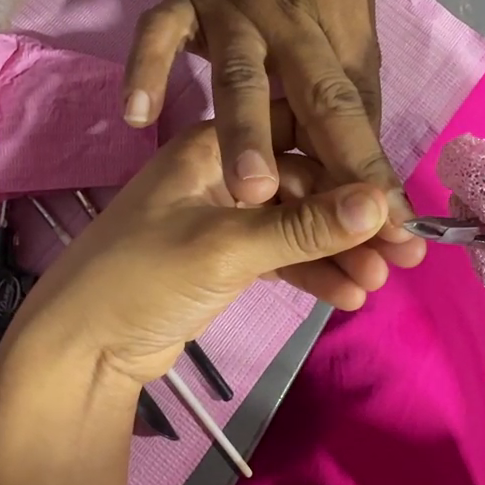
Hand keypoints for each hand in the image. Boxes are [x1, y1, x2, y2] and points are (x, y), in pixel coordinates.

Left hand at [12, 123, 419, 385]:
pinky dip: (310, 273)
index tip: (399, 205)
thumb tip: (381, 204)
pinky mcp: (226, 257)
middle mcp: (225, 171)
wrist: (81, 346)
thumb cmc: (144, 275)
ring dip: (336, 251)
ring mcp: (225, 215)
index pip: (300, 138)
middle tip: (403, 255)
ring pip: (296, 224)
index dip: (351, 168)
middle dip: (351, 220)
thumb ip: (303, 227)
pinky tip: (346, 296)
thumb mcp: (226, 247)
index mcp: (215, 145)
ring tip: (378, 282)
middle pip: (305, 185)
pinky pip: (280, 256)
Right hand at [125, 0, 410, 223]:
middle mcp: (288, 12)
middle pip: (314, 94)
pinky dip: (146, 70)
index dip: (375, 166)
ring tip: (247, 192)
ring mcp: (228, 2)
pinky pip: (158, 33)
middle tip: (344, 233)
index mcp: (337, 13)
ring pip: (239, 72)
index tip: (396, 233)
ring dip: (246, 131)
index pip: (359, 102)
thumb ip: (351, 65)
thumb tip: (361, 140)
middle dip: (330, 164)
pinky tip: (138, 117)